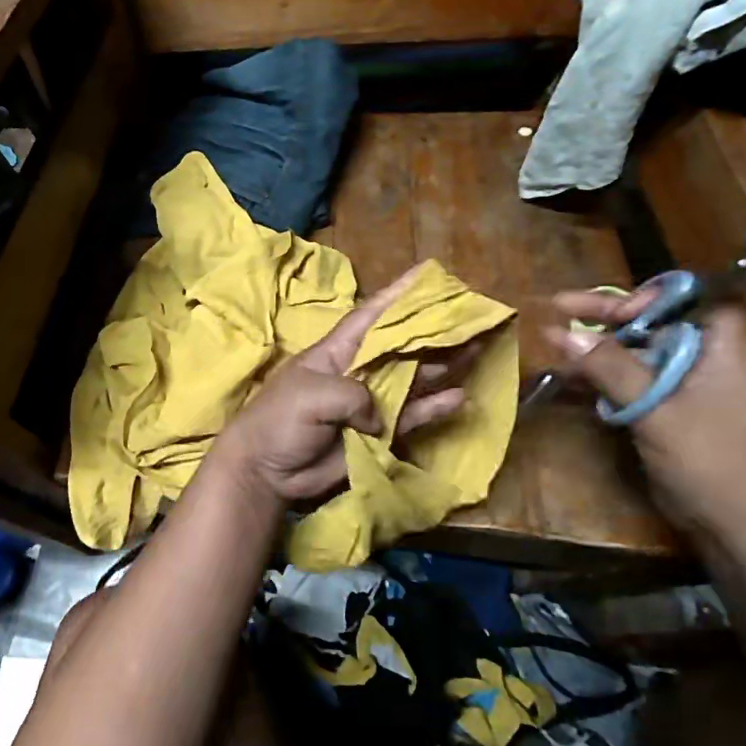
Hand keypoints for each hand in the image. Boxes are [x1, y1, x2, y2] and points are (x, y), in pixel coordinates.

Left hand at [216, 265, 470, 503]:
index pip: (372, 315)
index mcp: (339, 350)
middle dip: (435, 329)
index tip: (427, 273)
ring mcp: (373, 401)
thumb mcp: (311, 395)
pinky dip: (434, 408)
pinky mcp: (380, 431)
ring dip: (445, 364)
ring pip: (416, 377)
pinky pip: (413, 415)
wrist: (266, 471)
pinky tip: (459, 397)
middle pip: (405, 344)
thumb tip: (380, 417)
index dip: (398, 294)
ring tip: (478, 348)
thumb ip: (353, 395)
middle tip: (471, 315)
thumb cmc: (280, 421)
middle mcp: (361, 370)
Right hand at [545, 290, 745, 548]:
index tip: (588, 312)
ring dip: (606, 353)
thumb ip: (608, 367)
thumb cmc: (713, 463)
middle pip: (657, 323)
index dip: (630, 299)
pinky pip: (653, 386)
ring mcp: (707, 388)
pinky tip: (582, 382)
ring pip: (650, 356)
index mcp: (727, 340)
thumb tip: (561, 331)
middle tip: (558, 308)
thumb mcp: (655, 410)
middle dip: (606, 321)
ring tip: (559, 346)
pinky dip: (620, 383)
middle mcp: (720, 355)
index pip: (676, 296)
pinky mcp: (694, 416)